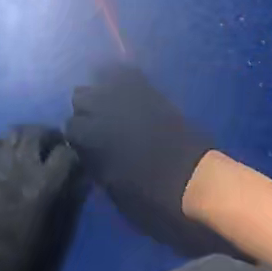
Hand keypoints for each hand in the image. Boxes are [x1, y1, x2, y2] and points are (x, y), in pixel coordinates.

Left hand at [0, 126, 78, 270]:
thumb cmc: (30, 250)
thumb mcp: (60, 227)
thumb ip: (70, 195)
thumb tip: (79, 174)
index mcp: (45, 183)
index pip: (65, 152)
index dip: (73, 153)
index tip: (76, 158)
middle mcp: (23, 166)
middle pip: (37, 132)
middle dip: (50, 135)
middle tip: (55, 143)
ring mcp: (0, 163)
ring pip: (15, 132)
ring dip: (28, 134)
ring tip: (34, 144)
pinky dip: (8, 142)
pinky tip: (13, 152)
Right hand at [66, 64, 212, 232]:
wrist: (201, 185)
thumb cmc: (155, 198)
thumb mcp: (115, 190)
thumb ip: (95, 165)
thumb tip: (86, 153)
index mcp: (93, 135)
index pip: (70, 126)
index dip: (78, 138)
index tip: (86, 148)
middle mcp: (104, 109)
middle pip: (80, 98)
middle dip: (85, 112)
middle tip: (98, 128)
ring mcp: (128, 97)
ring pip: (97, 82)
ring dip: (99, 95)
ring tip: (109, 109)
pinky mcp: (150, 92)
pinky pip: (126, 72)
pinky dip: (120, 77)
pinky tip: (122, 88)